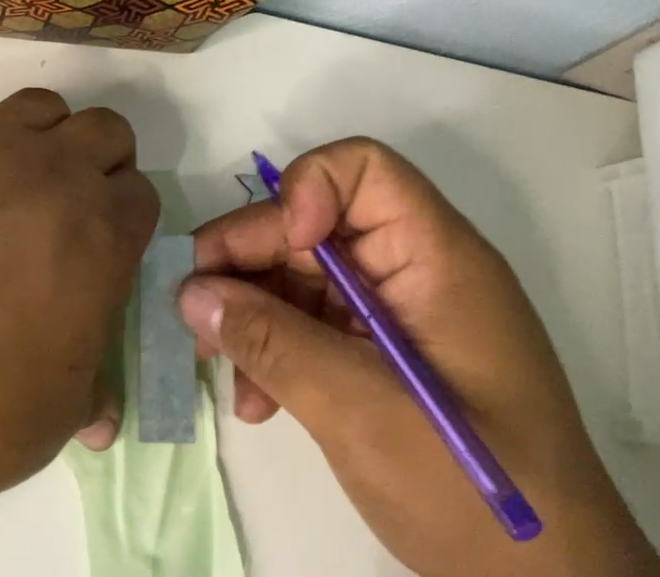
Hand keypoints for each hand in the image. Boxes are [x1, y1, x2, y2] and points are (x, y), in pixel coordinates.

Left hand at [0, 89, 157, 533]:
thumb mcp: (50, 420)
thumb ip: (88, 391)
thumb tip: (101, 413)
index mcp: (101, 232)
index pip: (141, 194)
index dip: (126, 220)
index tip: (103, 247)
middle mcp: (49, 171)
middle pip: (104, 131)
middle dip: (98, 164)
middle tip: (65, 212)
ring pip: (38, 107)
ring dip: (41, 139)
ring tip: (10, 188)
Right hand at [177, 139, 659, 576]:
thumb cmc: (470, 490)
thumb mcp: (360, 411)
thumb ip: (272, 342)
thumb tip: (189, 292)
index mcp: (436, 258)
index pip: (364, 170)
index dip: (305, 190)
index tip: (269, 250)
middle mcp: (415, 270)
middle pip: (315, 224)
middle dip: (249, 262)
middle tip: (196, 312)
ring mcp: (399, 314)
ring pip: (302, 274)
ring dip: (253, 314)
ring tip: (223, 370)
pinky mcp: (383, 354)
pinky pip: (312, 323)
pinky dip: (274, 350)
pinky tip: (256, 401)